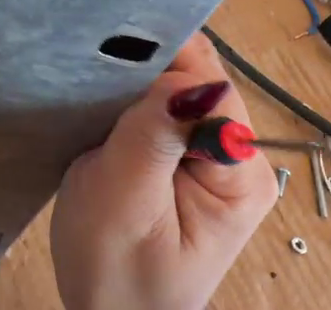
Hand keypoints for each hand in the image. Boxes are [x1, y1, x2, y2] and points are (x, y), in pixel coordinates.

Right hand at [50, 33, 277, 309]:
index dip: (162, 65)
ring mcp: (210, 147)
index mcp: (238, 171)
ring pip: (176, 79)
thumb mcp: (126, 203)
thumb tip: (188, 80)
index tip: (109, 62)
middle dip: (146, 68)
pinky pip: (161, 97)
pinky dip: (128, 90)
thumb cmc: (115, 269)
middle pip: (197, 75)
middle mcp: (236, 151)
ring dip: (134, 77)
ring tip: (92, 91)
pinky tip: (101, 102)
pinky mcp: (182, 147)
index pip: (210, 87)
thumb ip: (155, 136)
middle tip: (93, 81)